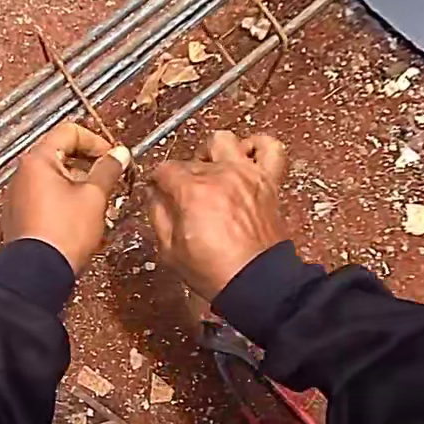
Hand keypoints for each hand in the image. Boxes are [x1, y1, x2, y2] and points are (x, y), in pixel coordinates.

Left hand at [3, 122, 132, 274]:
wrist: (39, 273)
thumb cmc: (65, 231)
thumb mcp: (94, 197)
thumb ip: (108, 170)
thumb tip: (120, 154)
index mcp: (38, 161)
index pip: (69, 132)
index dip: (96, 142)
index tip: (113, 159)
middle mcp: (23, 174)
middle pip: (61, 156)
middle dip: (90, 167)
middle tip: (110, 182)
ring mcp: (18, 196)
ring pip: (55, 180)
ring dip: (81, 187)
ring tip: (100, 206)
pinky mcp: (20, 217)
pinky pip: (46, 200)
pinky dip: (66, 203)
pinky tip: (82, 221)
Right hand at [149, 131, 288, 299]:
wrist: (256, 282)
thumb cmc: (215, 271)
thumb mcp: (170, 249)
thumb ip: (158, 214)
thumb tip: (154, 194)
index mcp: (192, 191)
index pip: (165, 170)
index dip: (157, 181)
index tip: (157, 190)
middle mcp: (219, 174)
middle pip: (191, 159)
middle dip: (182, 175)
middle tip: (183, 197)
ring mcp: (246, 174)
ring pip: (223, 141)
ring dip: (213, 152)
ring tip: (211, 170)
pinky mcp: (268, 181)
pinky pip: (269, 148)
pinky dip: (257, 147)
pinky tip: (245, 159)